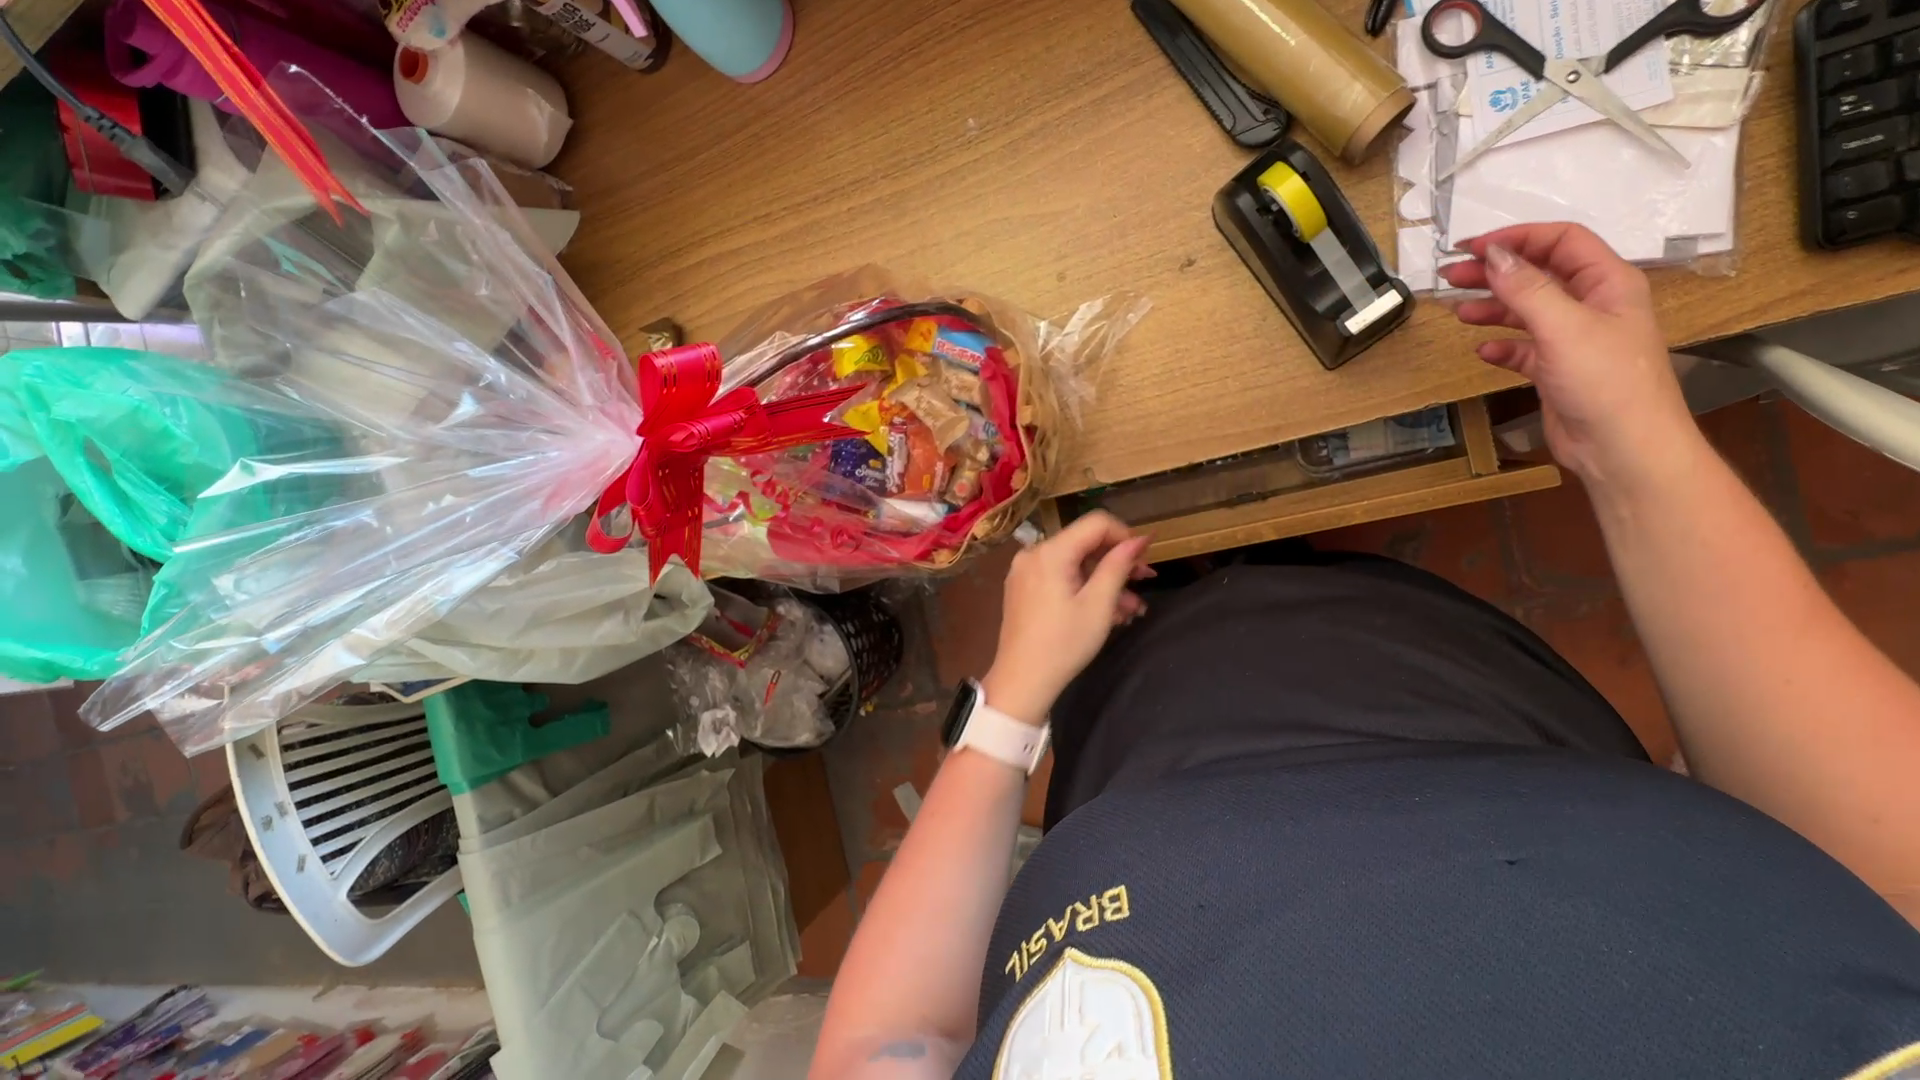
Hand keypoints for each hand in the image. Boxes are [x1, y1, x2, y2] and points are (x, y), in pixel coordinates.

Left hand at [980, 511, 1151, 724]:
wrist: (1022, 681)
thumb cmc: (1064, 644)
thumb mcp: (1099, 605)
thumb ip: (1119, 566)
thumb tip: (1140, 538)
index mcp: (1050, 552)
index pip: (1096, 523)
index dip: (1125, 535)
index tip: (1145, 559)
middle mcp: (1033, 554)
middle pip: (1085, 543)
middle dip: (1117, 562)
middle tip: (1146, 582)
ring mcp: (1025, 572)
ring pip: (1075, 564)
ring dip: (1105, 581)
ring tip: (1131, 609)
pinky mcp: (1023, 589)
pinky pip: (1060, 577)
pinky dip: (1084, 589)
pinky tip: (1106, 612)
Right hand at [1441, 223, 1701, 489]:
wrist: (1623, 446)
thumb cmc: (1605, 381)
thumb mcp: (1564, 327)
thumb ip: (1526, 289)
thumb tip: (1493, 255)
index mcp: (1608, 282)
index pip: (1561, 241)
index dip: (1517, 239)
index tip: (1472, 248)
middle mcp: (1593, 305)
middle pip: (1539, 275)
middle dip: (1495, 272)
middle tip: (1450, 276)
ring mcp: (1575, 338)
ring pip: (1527, 311)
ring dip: (1493, 307)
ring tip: (1458, 311)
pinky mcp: (1558, 370)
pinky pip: (1524, 348)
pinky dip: (1502, 346)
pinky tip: (1484, 351)